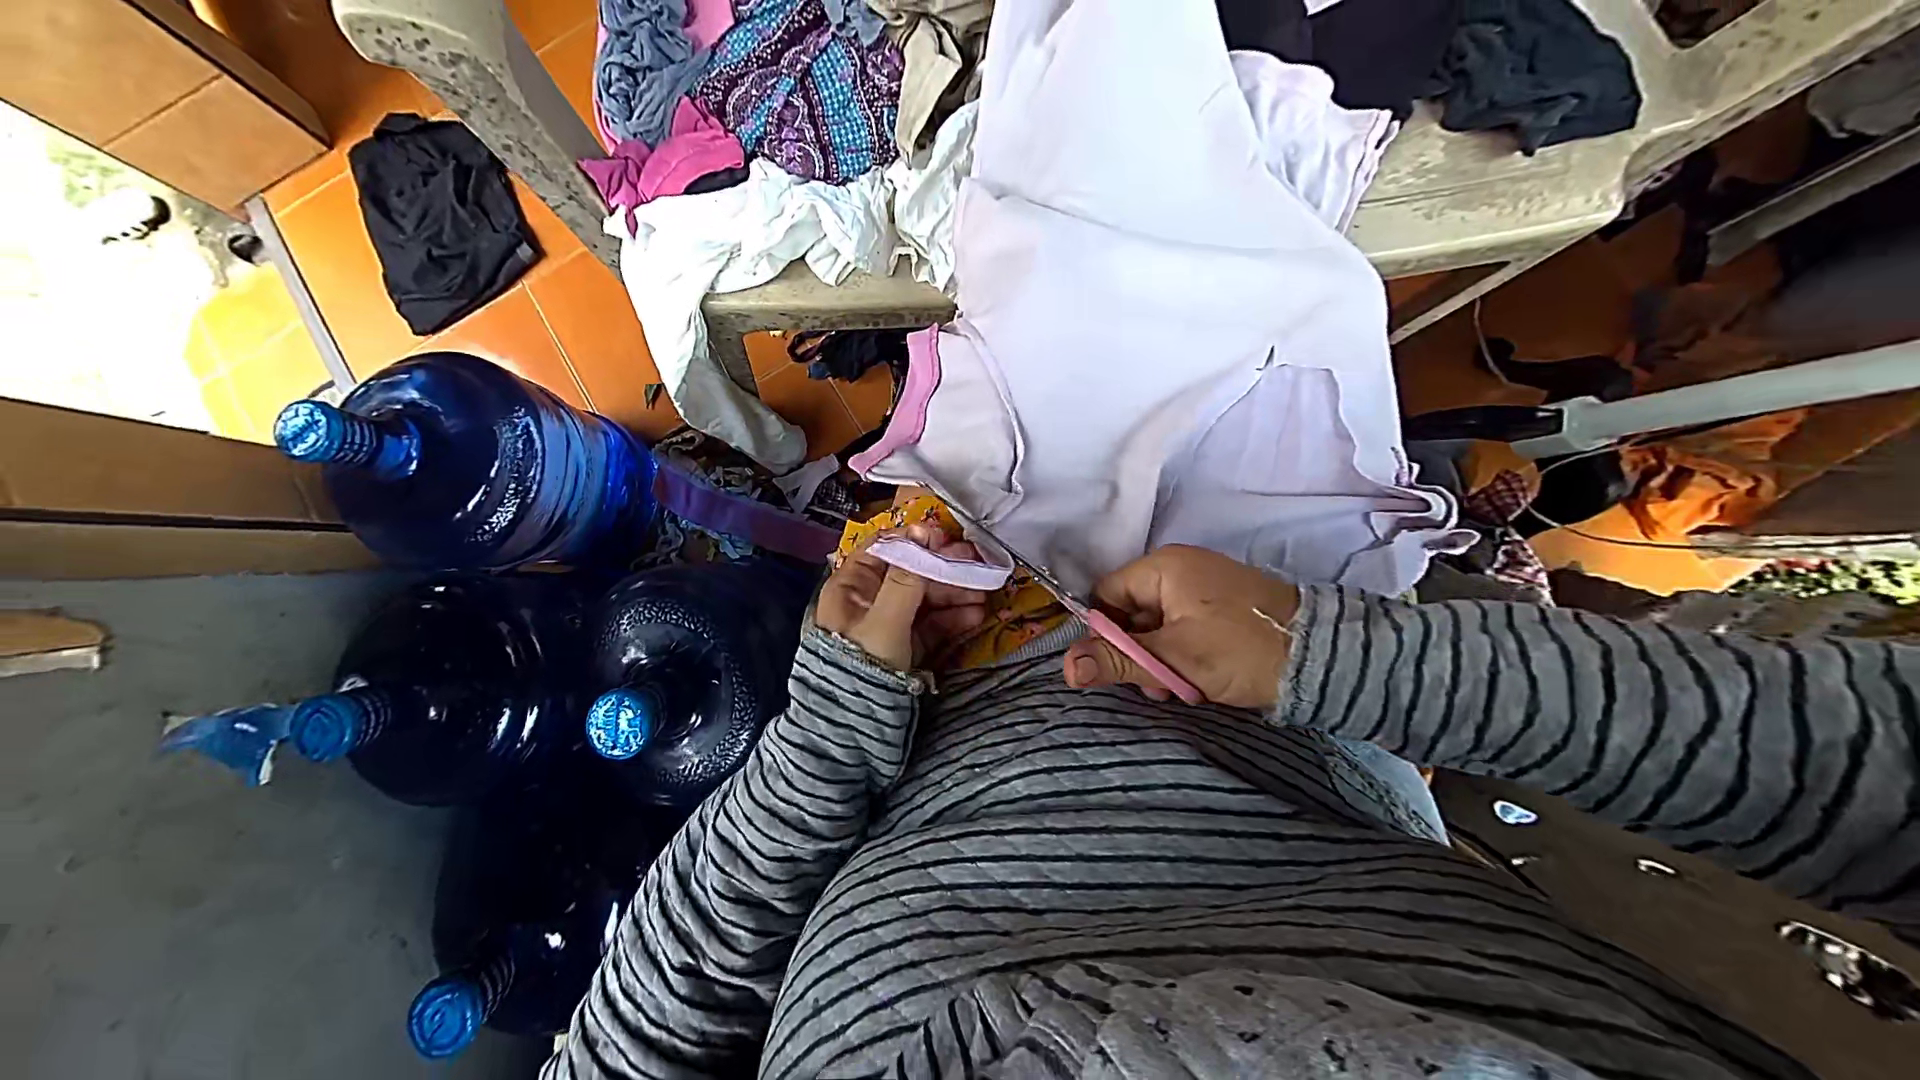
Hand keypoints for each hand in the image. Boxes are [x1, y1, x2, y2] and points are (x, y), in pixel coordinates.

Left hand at [815, 525, 989, 671]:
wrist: (855, 724)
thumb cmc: (862, 663)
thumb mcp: (884, 619)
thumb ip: (906, 579)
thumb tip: (922, 534)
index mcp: (852, 585)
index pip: (885, 549)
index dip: (916, 541)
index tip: (945, 542)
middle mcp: (869, 599)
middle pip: (912, 573)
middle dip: (946, 569)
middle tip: (978, 565)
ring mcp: (889, 622)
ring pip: (926, 598)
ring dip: (956, 593)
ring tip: (985, 592)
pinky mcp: (905, 644)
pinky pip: (931, 624)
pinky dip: (953, 618)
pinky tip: (976, 615)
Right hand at [1063, 545, 1298, 708]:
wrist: (1324, 659)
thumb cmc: (1240, 650)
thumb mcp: (1172, 658)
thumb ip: (1116, 660)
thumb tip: (1066, 668)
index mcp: (1164, 567)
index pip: (1107, 594)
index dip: (1103, 632)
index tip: (1115, 666)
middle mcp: (1181, 569)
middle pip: (1131, 611)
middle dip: (1135, 652)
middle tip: (1153, 686)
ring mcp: (1204, 587)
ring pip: (1157, 625)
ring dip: (1159, 659)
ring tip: (1180, 688)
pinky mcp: (1223, 607)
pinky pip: (1183, 628)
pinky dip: (1182, 654)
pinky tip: (1195, 681)